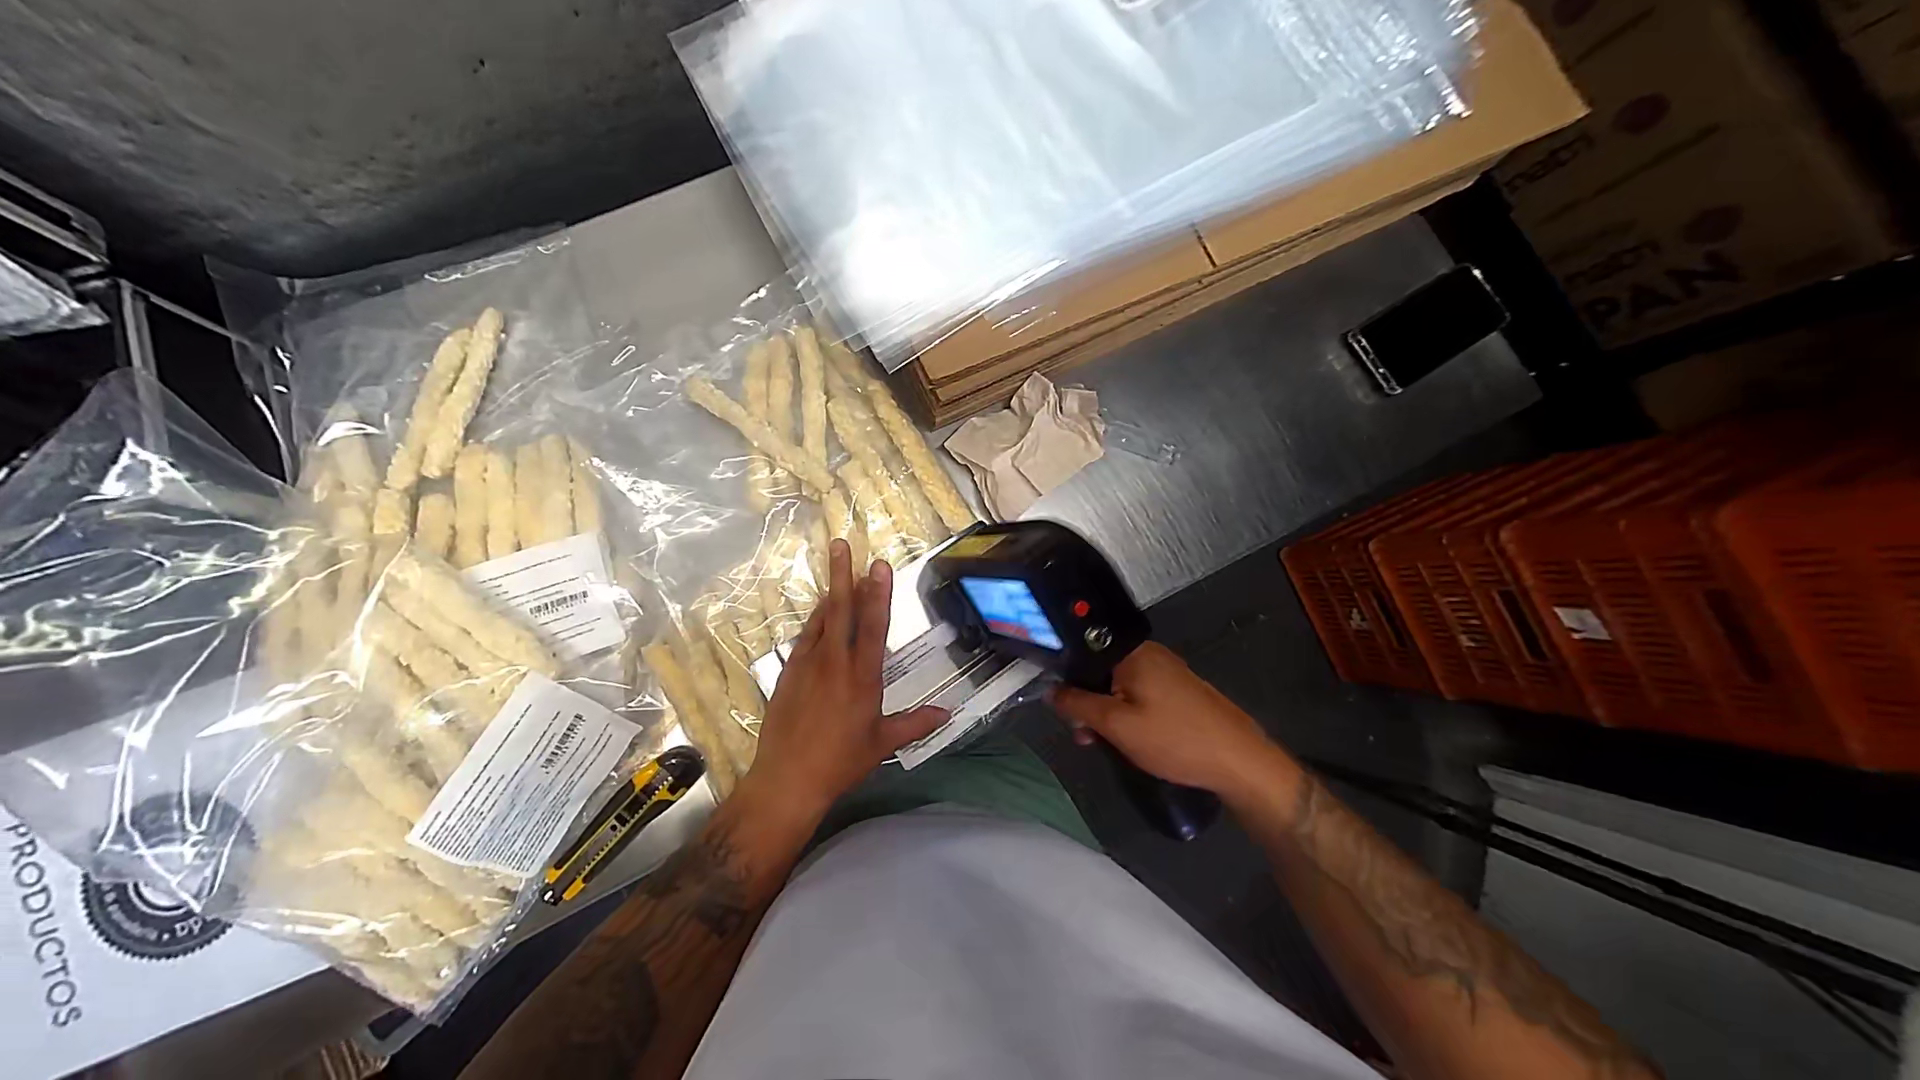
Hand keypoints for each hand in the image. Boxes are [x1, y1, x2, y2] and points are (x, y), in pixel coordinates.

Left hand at [740, 539, 948, 815]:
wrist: (788, 779)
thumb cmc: (841, 762)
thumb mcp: (882, 743)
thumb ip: (915, 723)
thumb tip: (947, 713)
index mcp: (863, 678)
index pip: (873, 627)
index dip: (878, 593)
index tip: (878, 566)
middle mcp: (835, 664)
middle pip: (841, 610)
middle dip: (842, 574)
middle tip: (841, 544)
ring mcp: (807, 665)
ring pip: (821, 620)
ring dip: (831, 593)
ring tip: (837, 569)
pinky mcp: (788, 673)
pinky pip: (805, 638)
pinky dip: (815, 621)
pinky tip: (820, 613)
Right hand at [1050, 642, 1279, 796]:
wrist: (1239, 762)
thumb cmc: (1174, 739)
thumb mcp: (1116, 725)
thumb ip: (1077, 705)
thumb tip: (1051, 691)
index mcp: (1132, 652)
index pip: (1082, 653)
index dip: (1066, 680)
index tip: (1062, 710)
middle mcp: (1149, 653)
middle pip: (1100, 671)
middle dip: (1087, 703)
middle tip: (1085, 737)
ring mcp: (1167, 671)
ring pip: (1119, 686)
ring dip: (1107, 713)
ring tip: (1106, 744)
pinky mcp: (1179, 690)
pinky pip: (1139, 695)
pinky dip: (1128, 714)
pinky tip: (1130, 740)